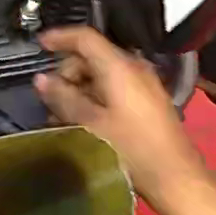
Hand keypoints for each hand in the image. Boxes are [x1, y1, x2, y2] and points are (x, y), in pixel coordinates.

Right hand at [33, 26, 212, 211]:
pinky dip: (95, 98)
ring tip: (64, 118)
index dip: (60, 37)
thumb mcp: (91, 124)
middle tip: (51, 101)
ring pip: (102, 74)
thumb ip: (65, 98)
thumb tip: (41, 78)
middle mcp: (133, 67)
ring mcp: (143, 83)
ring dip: (80, 89)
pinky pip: (114, 87)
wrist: (176, 177)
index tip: (40, 44)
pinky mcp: (147, 100)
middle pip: (92, 57)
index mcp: (119, 66)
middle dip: (68, 74)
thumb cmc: (132, 149)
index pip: (86, 37)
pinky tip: (84, 122)